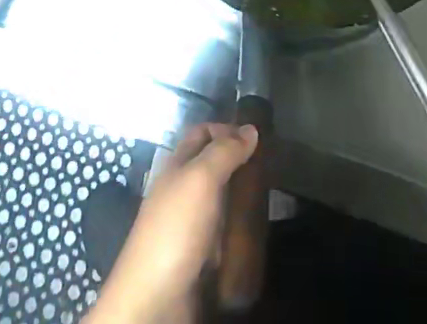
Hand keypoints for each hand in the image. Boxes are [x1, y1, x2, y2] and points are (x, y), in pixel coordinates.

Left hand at [84, 122, 258, 323]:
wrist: (155, 297)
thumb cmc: (175, 228)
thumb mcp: (200, 179)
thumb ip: (223, 153)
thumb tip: (250, 129)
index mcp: (175, 165)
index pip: (201, 134)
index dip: (226, 129)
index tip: (257, 139)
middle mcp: (180, 190)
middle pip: (211, 166)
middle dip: (238, 164)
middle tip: (271, 171)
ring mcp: (187, 224)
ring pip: (219, 201)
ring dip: (241, 199)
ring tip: (271, 201)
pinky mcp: (197, 256)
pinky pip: (222, 235)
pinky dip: (238, 231)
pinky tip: (257, 235)